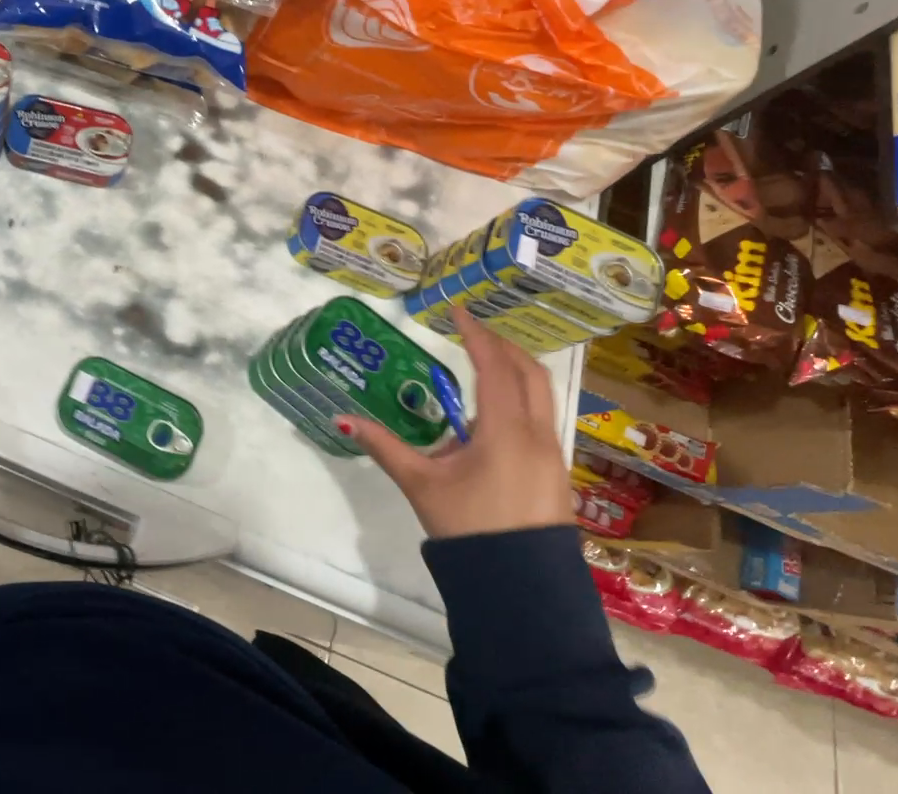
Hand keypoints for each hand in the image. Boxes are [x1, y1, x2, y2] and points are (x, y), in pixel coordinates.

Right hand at [343, 307, 568, 538]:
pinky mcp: (554, 470)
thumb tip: (343, 418)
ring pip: (540, 395)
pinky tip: (490, 415)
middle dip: (501, 346)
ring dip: (512, 372)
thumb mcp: (420, 483)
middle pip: (529, 373)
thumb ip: (384, 446)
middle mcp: (537, 434)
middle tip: (470, 333)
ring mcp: (552, 453)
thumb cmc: (469, 527)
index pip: (494, 367)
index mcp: (505, 431)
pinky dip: (518, 398)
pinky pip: (540, 417)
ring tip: (479, 366)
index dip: (475, 335)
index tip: (457, 312)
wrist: (521, 586)